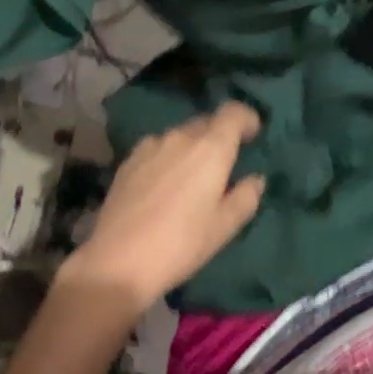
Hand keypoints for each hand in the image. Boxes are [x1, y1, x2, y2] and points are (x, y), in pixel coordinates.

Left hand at [66, 102, 265, 305]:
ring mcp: (150, 147)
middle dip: (221, 136)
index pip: (233, 112)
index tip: (253, 136)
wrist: (118, 261)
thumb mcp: (224, 227)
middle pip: (207, 122)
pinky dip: (169, 157)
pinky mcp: (128, 161)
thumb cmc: (181, 244)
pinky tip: (164, 184)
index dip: (247, 118)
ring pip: (180, 135)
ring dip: (193, 147)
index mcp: (210, 149)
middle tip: (225, 165)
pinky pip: (158, 148)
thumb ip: (246, 197)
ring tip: (192, 177)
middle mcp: (180, 137)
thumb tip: (254, 179)